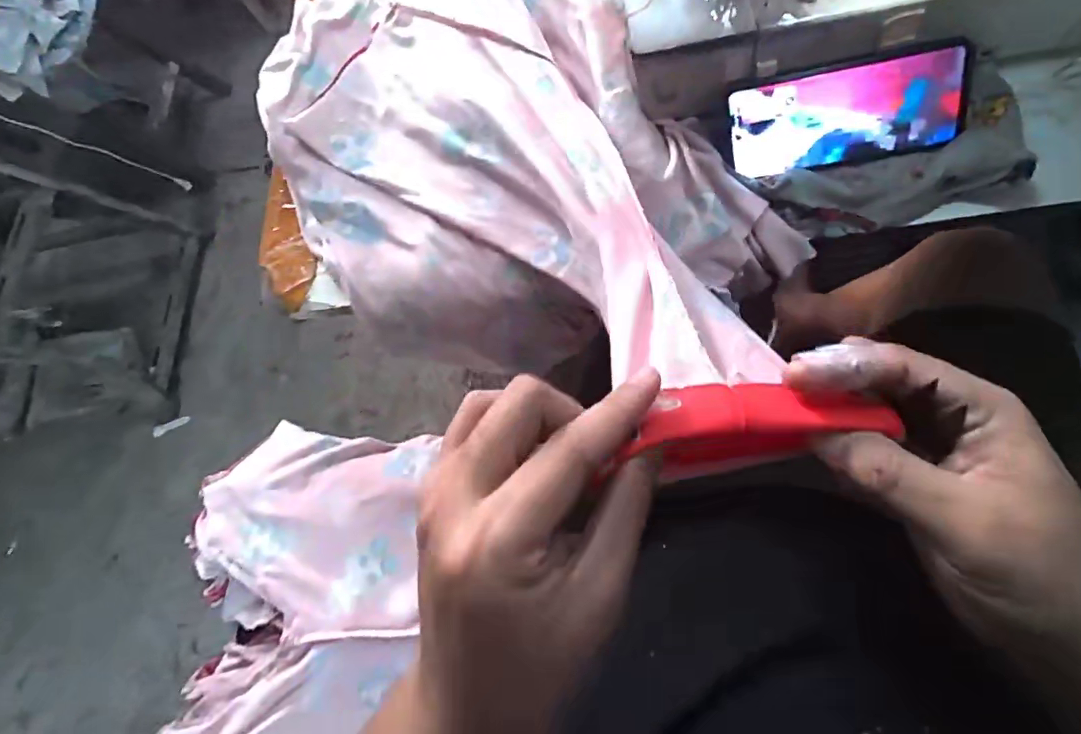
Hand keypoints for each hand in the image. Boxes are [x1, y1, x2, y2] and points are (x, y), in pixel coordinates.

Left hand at [373, 372, 661, 733]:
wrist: (463, 707)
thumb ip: (627, 507)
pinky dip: (510, 424)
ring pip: (491, 401)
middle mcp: (454, 500)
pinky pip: (471, 422)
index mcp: (498, 538)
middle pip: (519, 402)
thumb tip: (649, 440)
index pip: (568, 449)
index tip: (653, 379)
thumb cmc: (541, 664)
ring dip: (539, 415)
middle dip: (574, 413)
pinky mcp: (428, 490)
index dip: (617, 410)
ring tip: (564, 459)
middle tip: (601, 456)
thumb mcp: (601, 596)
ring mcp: (433, 491)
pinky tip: (531, 461)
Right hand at [786, 339, 1080, 651]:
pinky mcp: (925, 486)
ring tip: (786, 404)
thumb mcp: (963, 521)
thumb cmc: (1038, 577)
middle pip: (886, 383)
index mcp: (981, 406)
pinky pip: (876, 454)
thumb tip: (816, 433)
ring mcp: (940, 452)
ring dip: (836, 412)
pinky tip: (812, 443)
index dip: (848, 364)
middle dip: (836, 380)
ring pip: (877, 416)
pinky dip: (844, 448)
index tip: (795, 371)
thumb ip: (889, 472)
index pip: (905, 367)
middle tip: (782, 382)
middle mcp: (957, 417)